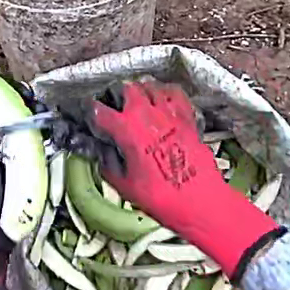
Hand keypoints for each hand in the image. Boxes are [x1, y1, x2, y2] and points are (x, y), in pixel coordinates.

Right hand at [91, 81, 284, 278]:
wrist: (201, 204)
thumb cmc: (165, 197)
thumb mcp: (124, 185)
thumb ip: (108, 164)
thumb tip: (102, 154)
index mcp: (126, 130)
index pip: (98, 109)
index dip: (89, 109)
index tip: (88, 112)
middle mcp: (147, 115)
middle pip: (126, 87)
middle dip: (116, 93)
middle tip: (112, 103)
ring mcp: (169, 114)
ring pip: (150, 86)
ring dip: (140, 90)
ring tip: (136, 99)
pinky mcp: (187, 119)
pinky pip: (175, 94)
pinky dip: (166, 93)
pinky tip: (163, 101)